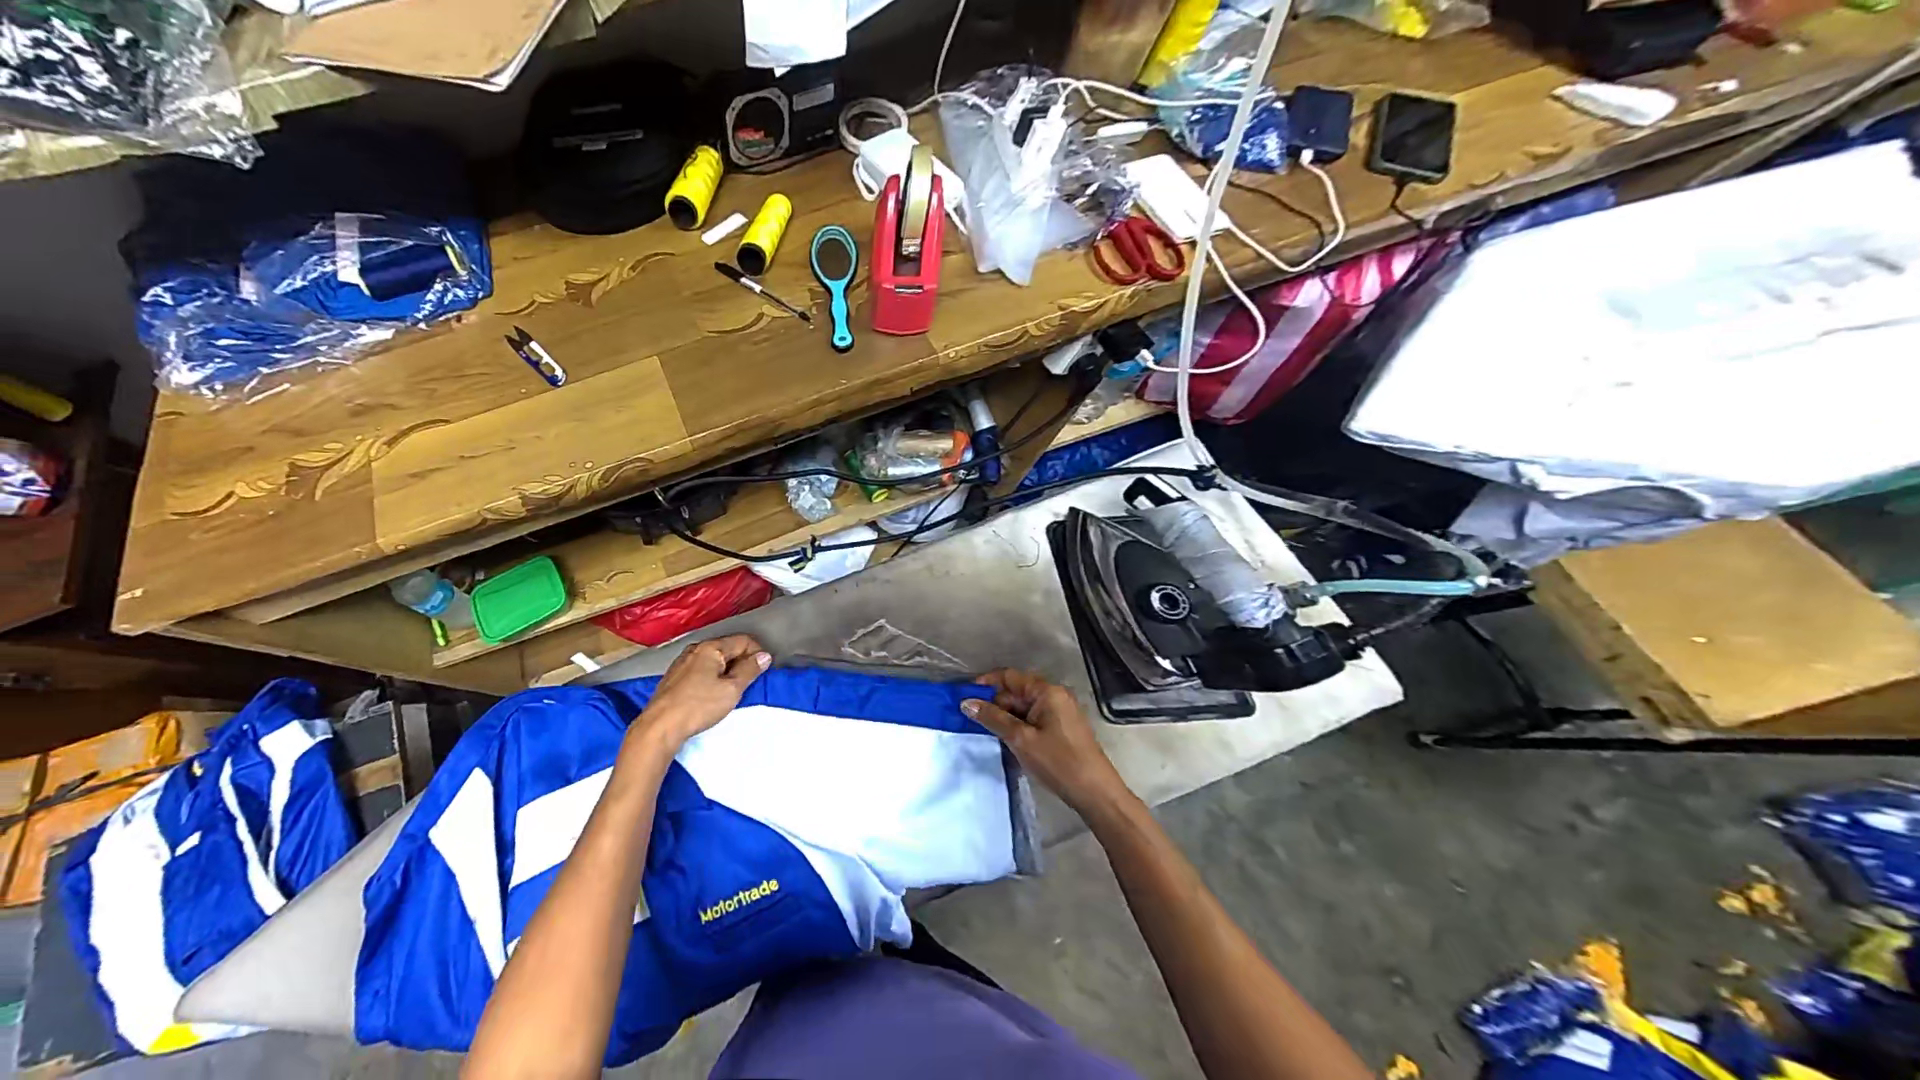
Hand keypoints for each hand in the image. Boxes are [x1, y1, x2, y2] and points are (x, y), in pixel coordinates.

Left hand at [631, 634, 770, 748]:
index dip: (758, 654)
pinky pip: (701, 670)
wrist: (659, 727)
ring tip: (730, 691)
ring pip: (713, 660)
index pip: (743, 640)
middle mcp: (695, 649)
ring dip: (727, 671)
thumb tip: (763, 656)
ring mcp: (682, 663)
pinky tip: (711, 695)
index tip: (763, 672)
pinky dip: (712, 678)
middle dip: (742, 662)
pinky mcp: (674, 678)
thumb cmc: (698, 706)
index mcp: (710, 648)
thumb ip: (750, 670)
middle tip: (748, 684)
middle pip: (727, 648)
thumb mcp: (732, 689)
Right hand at [962, 669, 1134, 817]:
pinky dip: (1019, 725)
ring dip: (1006, 716)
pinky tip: (1007, 740)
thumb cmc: (1058, 762)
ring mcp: (1061, 712)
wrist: (1094, 791)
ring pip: (1025, 707)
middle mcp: (1056, 695)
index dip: (987, 683)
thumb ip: (993, 718)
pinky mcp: (1062, 728)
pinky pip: (1034, 718)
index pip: (1011, 677)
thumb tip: (967, 703)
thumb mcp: (1021, 739)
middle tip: (973, 720)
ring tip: (985, 731)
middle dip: (995, 703)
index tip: (966, 695)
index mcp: (1047, 691)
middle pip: (1017, 691)